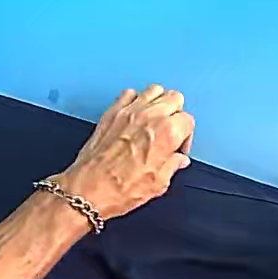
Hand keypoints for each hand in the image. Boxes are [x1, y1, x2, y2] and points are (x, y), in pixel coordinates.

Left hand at [55, 85, 195, 219]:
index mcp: (166, 132)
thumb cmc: (120, 188)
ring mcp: (129, 111)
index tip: (178, 148)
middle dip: (176, 114)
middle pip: (174, 98)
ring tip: (155, 120)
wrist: (89, 188)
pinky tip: (135, 115)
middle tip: (171, 131)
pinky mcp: (112, 111)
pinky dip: (135, 100)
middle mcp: (149, 116)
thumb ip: (172, 165)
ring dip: (158, 102)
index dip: (186, 136)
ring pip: (154, 90)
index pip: (188, 120)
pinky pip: (129, 93)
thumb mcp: (158, 184)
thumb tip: (177, 160)